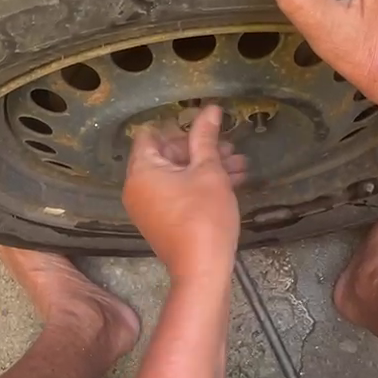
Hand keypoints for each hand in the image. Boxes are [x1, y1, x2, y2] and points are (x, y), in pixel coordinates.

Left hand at [123, 105, 248, 281]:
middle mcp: (137, 187)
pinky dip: (198, 186)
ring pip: (176, 175)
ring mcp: (147, 206)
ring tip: (240, 166)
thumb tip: (210, 108)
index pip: (151, 134)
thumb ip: (206, 137)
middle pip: (166, 155)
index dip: (179, 128)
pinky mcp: (160, 221)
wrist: (202, 270)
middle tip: (231, 149)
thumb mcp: (209, 171)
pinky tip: (231, 183)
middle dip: (200, 149)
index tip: (206, 130)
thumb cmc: (204, 216)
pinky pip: (176, 194)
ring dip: (206, 167)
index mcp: (141, 171)